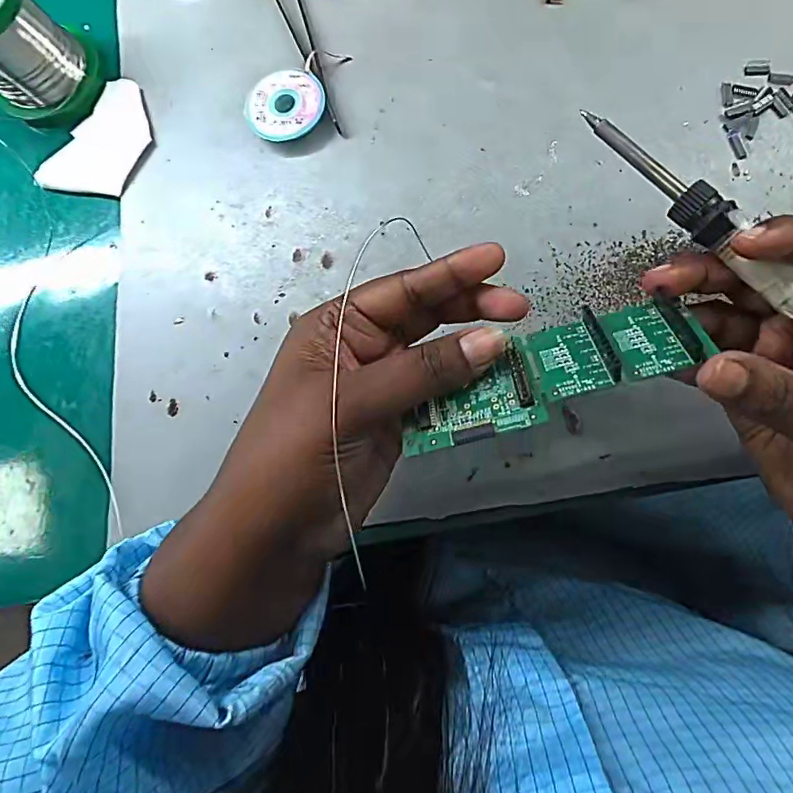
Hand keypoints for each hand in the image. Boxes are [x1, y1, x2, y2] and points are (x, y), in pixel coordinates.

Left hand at [143, 243, 528, 648]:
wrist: (273, 534)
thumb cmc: (295, 454)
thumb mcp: (355, 402)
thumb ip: (424, 370)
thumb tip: (492, 341)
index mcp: (336, 327)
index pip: (402, 291)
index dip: (450, 273)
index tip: (495, 258)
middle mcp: (361, 348)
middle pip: (425, 317)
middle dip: (470, 308)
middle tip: (519, 308)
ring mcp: (382, 386)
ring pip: (438, 357)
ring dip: (475, 352)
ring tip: (516, 347)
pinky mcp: (398, 421)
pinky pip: (441, 395)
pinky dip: (469, 391)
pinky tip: (496, 386)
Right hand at [640, 217, 792, 600]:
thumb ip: (778, 394)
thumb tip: (713, 369)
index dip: (792, 237)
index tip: (744, 245)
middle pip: (760, 275)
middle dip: (712, 269)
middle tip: (665, 278)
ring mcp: (771, 349)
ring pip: (724, 309)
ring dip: (685, 303)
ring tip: (652, 306)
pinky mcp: (740, 379)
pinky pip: (704, 353)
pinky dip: (678, 348)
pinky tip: (657, 348)